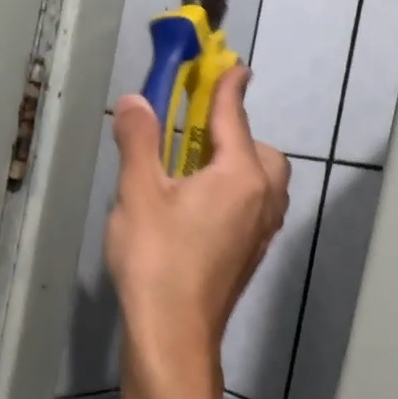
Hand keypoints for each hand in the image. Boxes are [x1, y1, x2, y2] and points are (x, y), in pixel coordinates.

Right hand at [106, 67, 290, 396]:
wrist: (173, 331)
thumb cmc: (155, 257)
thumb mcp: (137, 192)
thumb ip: (138, 141)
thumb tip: (134, 100)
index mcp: (239, 175)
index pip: (234, 118)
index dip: (228, 89)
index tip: (232, 67)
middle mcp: (261, 198)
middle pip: (261, 151)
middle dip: (235, 135)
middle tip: (192, 137)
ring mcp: (260, 230)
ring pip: (263, 182)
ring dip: (238, 165)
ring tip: (192, 172)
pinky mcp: (250, 254)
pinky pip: (253, 206)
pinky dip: (234, 193)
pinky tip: (196, 210)